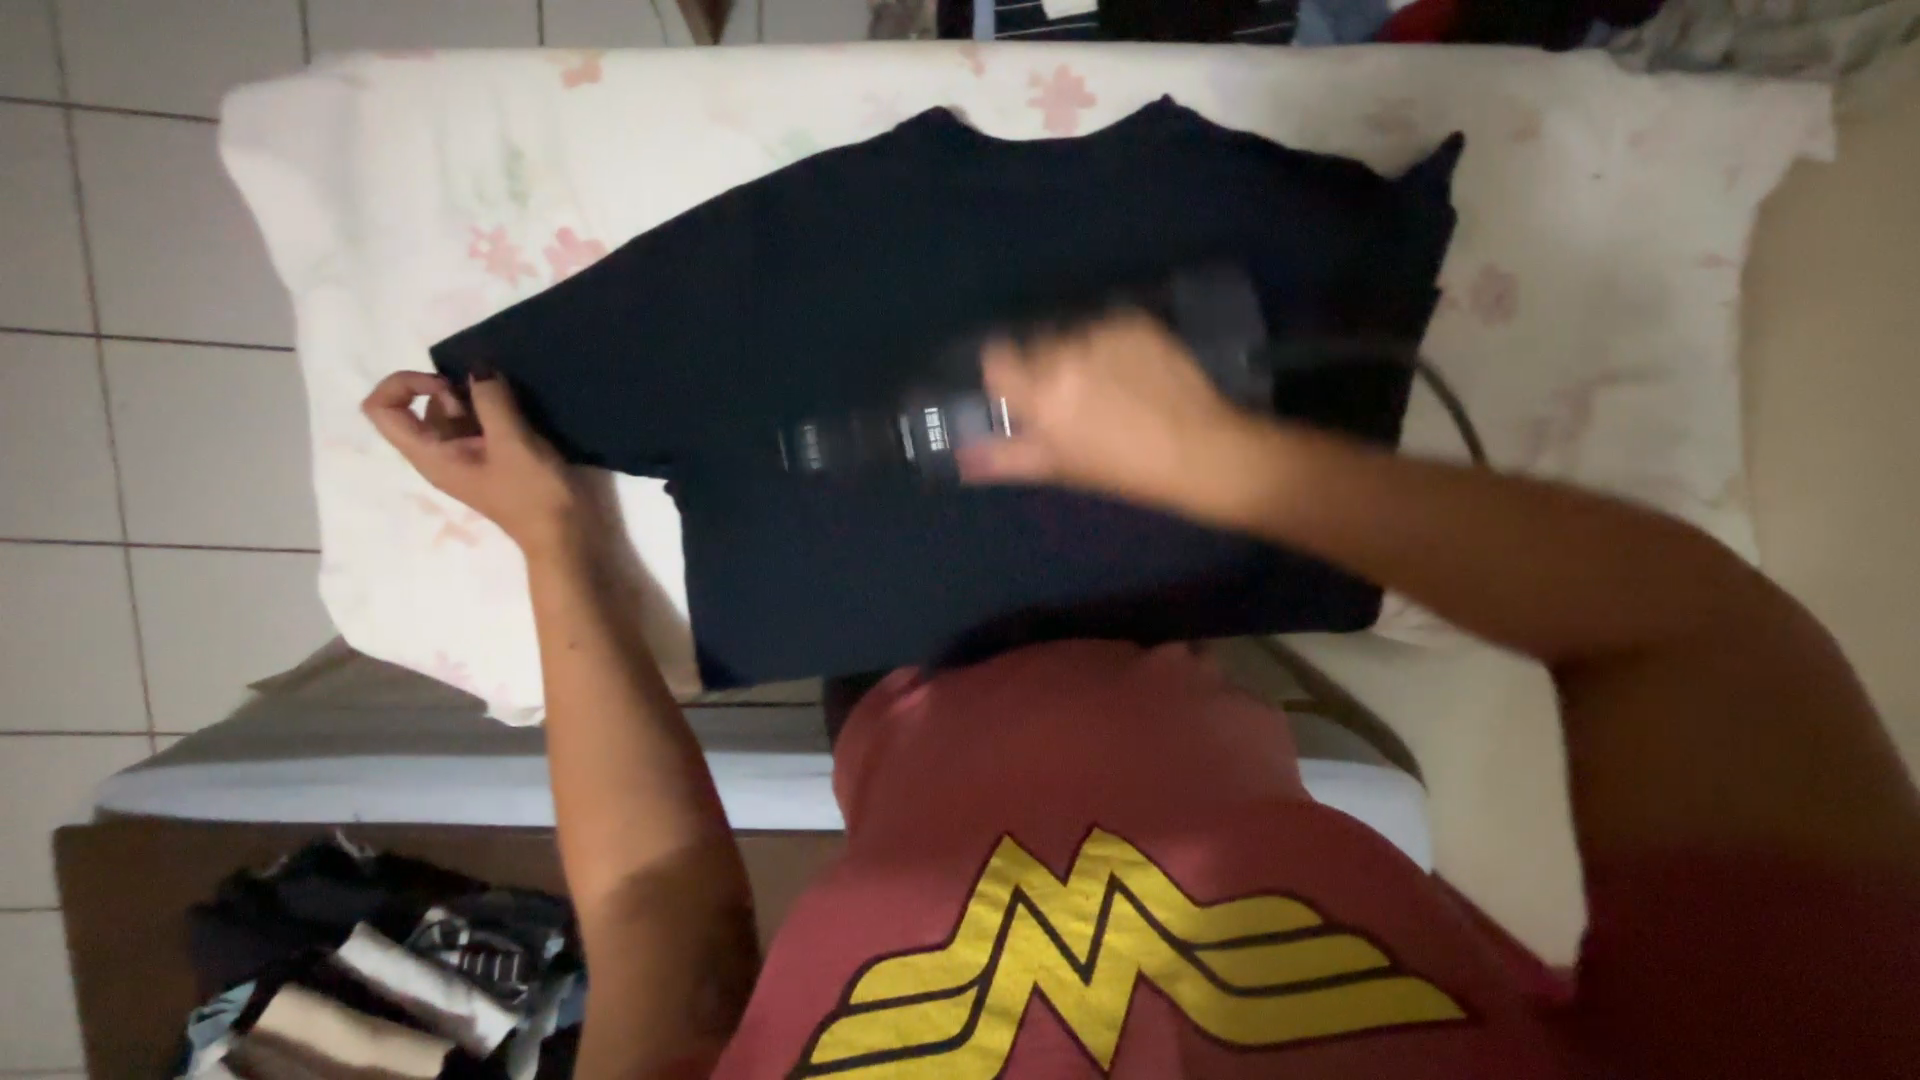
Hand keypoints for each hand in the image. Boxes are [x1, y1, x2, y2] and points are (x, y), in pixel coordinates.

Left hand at [361, 370, 587, 554]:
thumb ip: (492, 401)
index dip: (405, 385)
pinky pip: (480, 425)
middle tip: (491, 398)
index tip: (448, 385)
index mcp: (430, 456)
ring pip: (454, 414)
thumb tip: (479, 369)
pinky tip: (523, 413)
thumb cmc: (534, 494)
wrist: (566, 534)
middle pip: (421, 407)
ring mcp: (468, 457)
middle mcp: (441, 455)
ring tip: (513, 404)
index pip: (381, 409)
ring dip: (478, 399)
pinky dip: (495, 411)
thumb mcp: (513, 443)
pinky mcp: (494, 458)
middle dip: (451, 391)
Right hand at [958, 313, 1268, 522]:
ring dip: (1084, 356)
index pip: (996, 359)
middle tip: (1079, 402)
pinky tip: (1138, 375)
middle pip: (1038, 348)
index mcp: (1040, 395)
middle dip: (1049, 368)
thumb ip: (1006, 458)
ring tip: (1115, 389)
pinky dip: (1115, 347)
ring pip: (1075, 336)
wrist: (1199, 449)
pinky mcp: (1134, 322)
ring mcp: (1102, 333)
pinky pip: (1109, 328)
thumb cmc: (1123, 469)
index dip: (1007, 374)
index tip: (1025, 393)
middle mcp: (1064, 354)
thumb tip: (961, 457)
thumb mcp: (1060, 468)